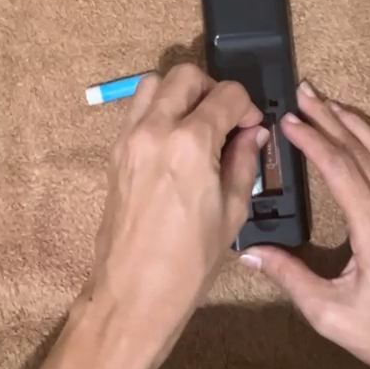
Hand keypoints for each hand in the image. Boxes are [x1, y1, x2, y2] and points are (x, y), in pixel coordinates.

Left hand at [80, 64, 267, 368]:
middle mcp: (155, 129)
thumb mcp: (232, 212)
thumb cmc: (189, 262)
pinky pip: (136, 109)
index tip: (253, 126)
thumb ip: (245, 162)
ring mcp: (129, 138)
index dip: (247, 106)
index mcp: (190, 144)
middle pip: (186, 76)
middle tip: (226, 118)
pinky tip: (176, 140)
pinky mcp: (115, 152)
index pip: (227, 95)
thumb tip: (253, 133)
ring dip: (180, 92)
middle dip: (213, 88)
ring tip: (198, 123)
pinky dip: (158, 109)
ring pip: (154, 83)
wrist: (133, 293)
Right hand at [241, 82, 369, 368]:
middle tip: (303, 91)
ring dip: (352, 124)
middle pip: (361, 152)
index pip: (341, 170)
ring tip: (327, 101)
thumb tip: (249, 252)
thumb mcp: (329, 314)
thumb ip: (289, 277)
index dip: (313, 140)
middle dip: (329, 118)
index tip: (288, 119)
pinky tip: (358, 132)